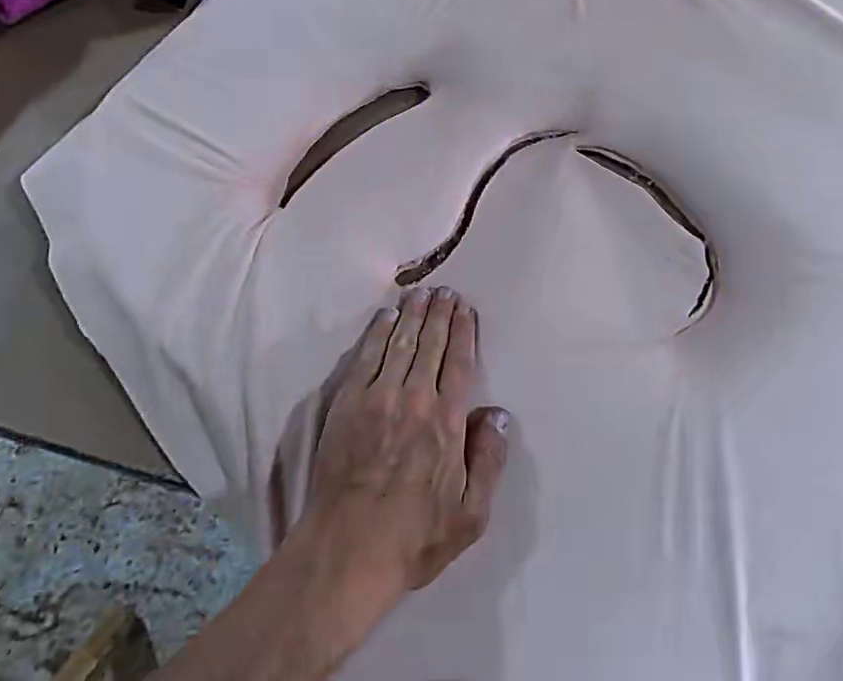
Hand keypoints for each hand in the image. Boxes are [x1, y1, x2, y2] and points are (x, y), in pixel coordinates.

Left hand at [151, 289, 509, 680]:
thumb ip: (489, 460)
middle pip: (429, 344)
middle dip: (440, 314)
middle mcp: (414, 399)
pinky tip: (385, 317)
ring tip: (421, 294)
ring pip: (399, 342)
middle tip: (446, 290)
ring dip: (412, 314)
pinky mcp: (347, 405)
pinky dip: (377, 332)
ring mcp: (377, 399)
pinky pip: (366, 357)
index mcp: (446, 422)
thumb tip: (497, 414)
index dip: (463, 331)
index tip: (465, 309)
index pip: (458, 362)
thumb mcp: (471, 514)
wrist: (346, 551)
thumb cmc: (415, 536)